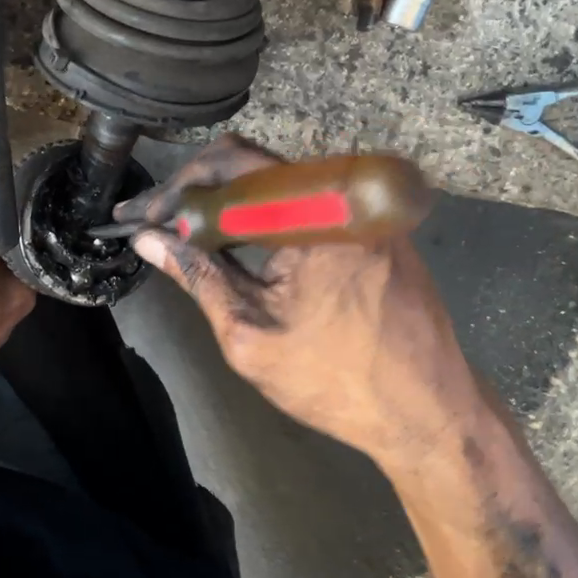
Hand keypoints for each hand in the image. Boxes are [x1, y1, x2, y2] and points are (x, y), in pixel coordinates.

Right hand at [121, 136, 487, 474]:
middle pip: (249, 162)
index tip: (143, 219)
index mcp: (312, 217)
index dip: (175, 190)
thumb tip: (147, 239)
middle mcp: (342, 196)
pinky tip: (233, 236)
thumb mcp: (249, 333)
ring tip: (185, 227)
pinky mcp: (373, 223)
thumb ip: (197, 275)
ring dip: (225, 196)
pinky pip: (303, 195)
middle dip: (194, 187)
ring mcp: (363, 207)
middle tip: (156, 219)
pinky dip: (260, 207)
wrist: (433, 415)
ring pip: (274, 176)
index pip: (227, 169)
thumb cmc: (337, 381)